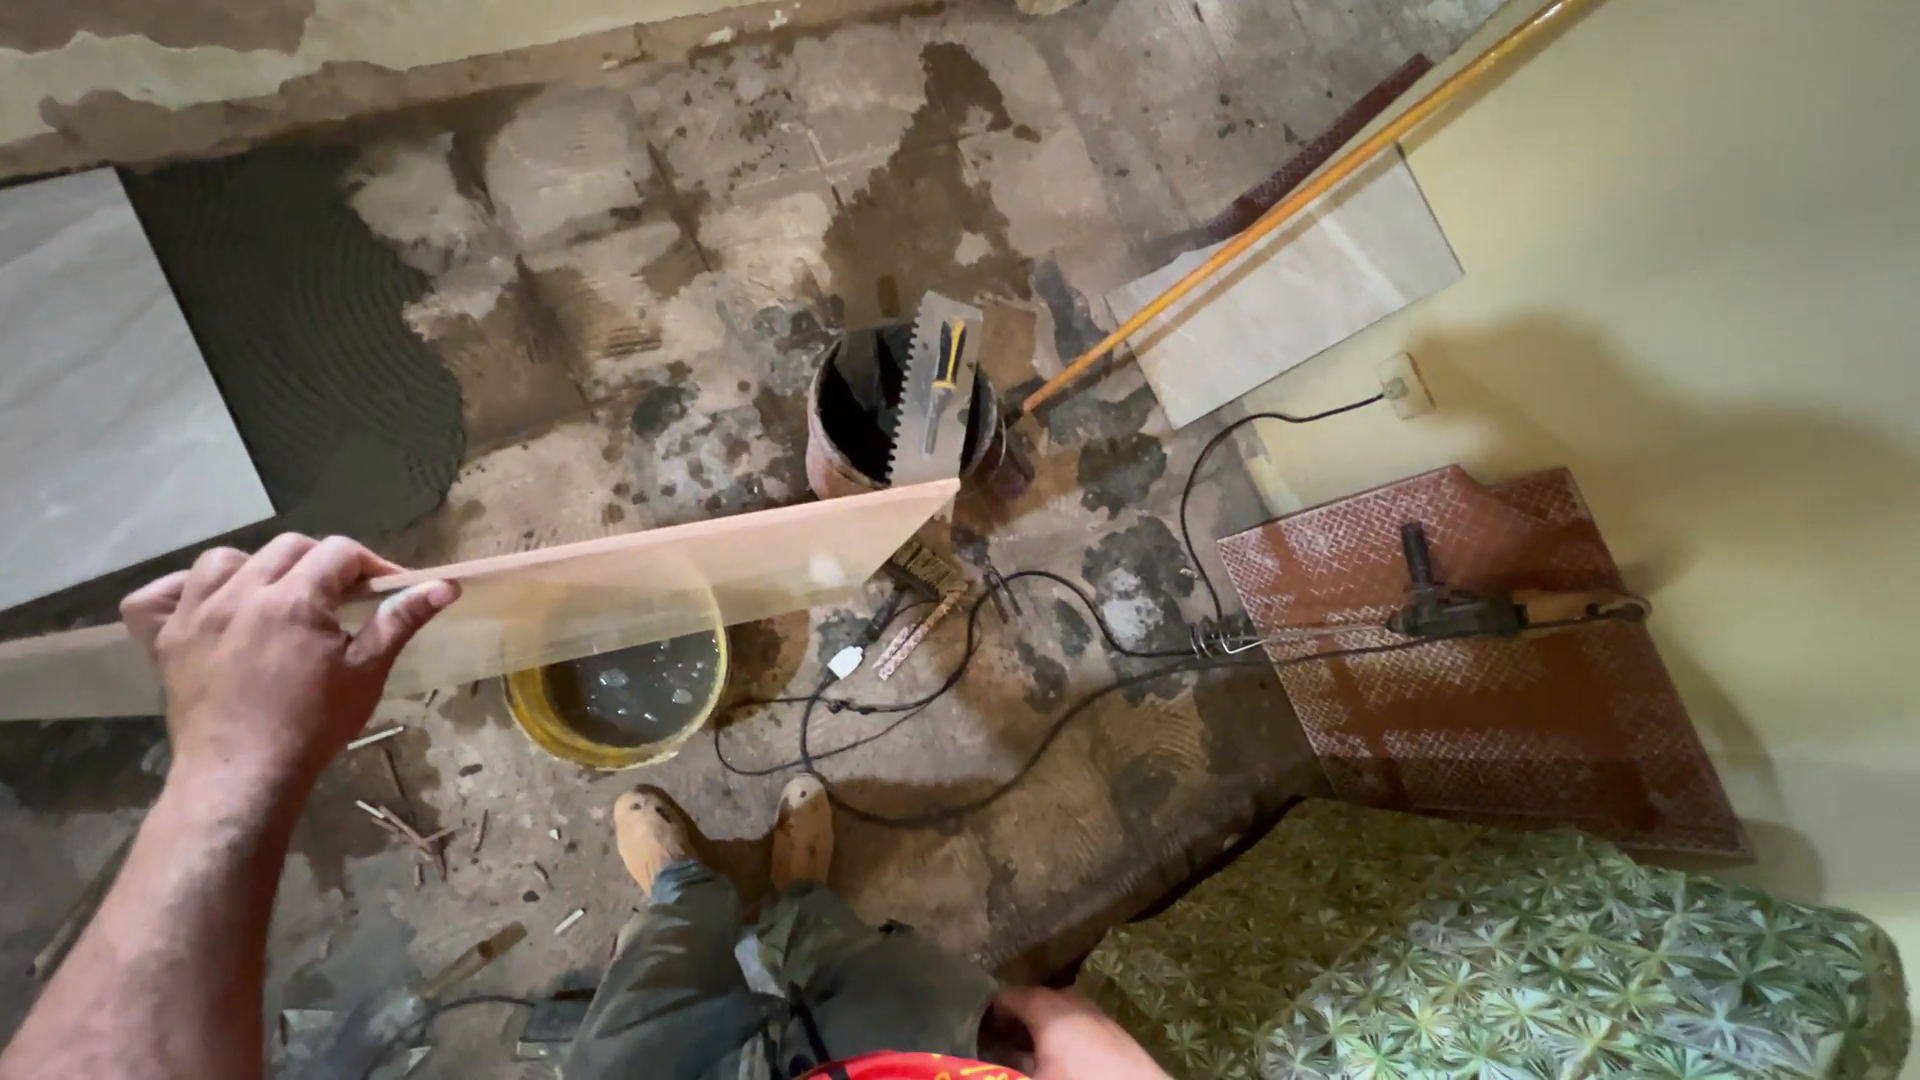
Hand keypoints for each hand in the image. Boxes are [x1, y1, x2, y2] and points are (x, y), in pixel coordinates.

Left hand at [120, 535, 458, 790]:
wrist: (245, 772)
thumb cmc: (316, 722)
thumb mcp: (369, 668)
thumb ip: (402, 619)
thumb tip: (446, 586)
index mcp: (293, 602)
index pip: (340, 552)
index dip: (372, 565)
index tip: (390, 590)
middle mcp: (238, 597)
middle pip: (288, 548)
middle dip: (325, 563)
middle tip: (345, 597)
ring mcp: (192, 617)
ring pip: (224, 560)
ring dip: (259, 568)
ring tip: (281, 597)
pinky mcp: (162, 641)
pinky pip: (155, 596)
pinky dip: (183, 591)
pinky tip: (213, 606)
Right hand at [993, 986, 1168, 1079]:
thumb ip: (1003, 1068)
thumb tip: (984, 1064)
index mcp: (1048, 1009)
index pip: (1007, 996)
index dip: (987, 1015)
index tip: (975, 1034)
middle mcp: (1073, 1002)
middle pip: (1034, 1003)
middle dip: (1015, 1024)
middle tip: (999, 1049)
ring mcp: (1099, 1017)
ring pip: (1060, 1016)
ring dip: (1041, 1033)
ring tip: (1029, 1060)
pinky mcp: (1119, 1038)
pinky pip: (1081, 1030)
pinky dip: (1065, 1042)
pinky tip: (1063, 1067)